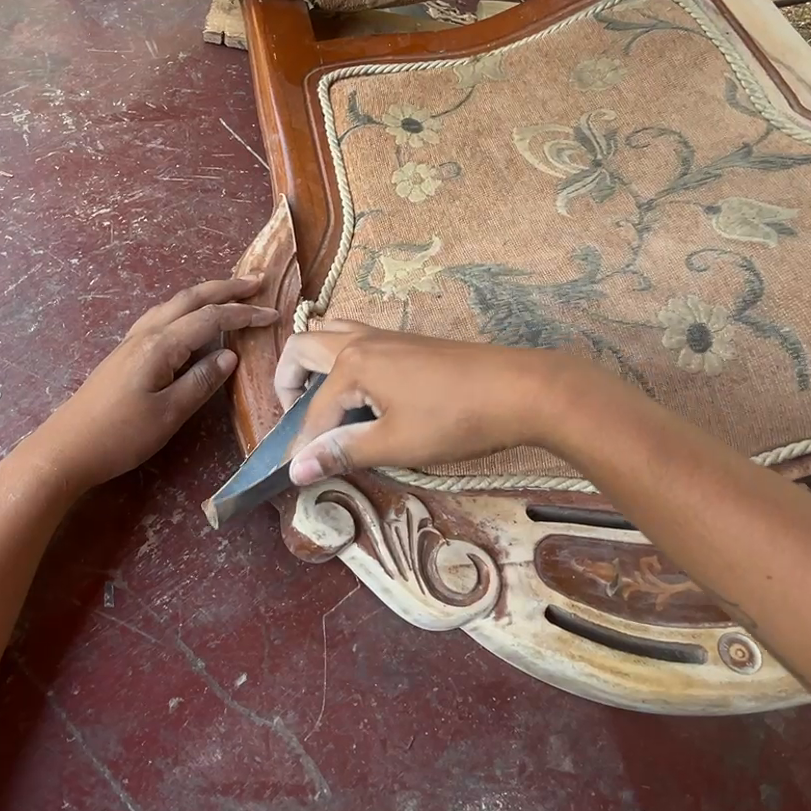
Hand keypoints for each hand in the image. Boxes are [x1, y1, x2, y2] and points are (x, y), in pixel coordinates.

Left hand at [9, 276, 277, 495]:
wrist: (66, 448)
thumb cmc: (120, 435)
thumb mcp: (169, 414)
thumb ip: (201, 381)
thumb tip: (229, 354)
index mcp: (160, 344)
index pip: (210, 318)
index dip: (243, 314)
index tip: (273, 314)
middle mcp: (145, 333)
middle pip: (190, 298)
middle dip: (225, 288)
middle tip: (257, 282)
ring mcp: (131, 341)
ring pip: (173, 304)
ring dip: (204, 295)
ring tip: (229, 294)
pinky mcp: (125, 354)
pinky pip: (162, 317)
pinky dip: (185, 309)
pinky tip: (190, 320)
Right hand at [278, 320, 591, 483]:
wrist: (522, 389)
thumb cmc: (456, 419)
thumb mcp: (396, 444)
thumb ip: (342, 452)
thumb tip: (294, 470)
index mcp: (352, 363)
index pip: (312, 410)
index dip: (302, 446)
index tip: (295, 475)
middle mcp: (360, 341)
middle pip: (303, 347)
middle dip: (288, 383)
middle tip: (298, 421)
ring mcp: (385, 336)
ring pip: (329, 334)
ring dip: (313, 364)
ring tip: (323, 404)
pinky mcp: (407, 343)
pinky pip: (354, 340)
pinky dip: (339, 362)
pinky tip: (362, 398)